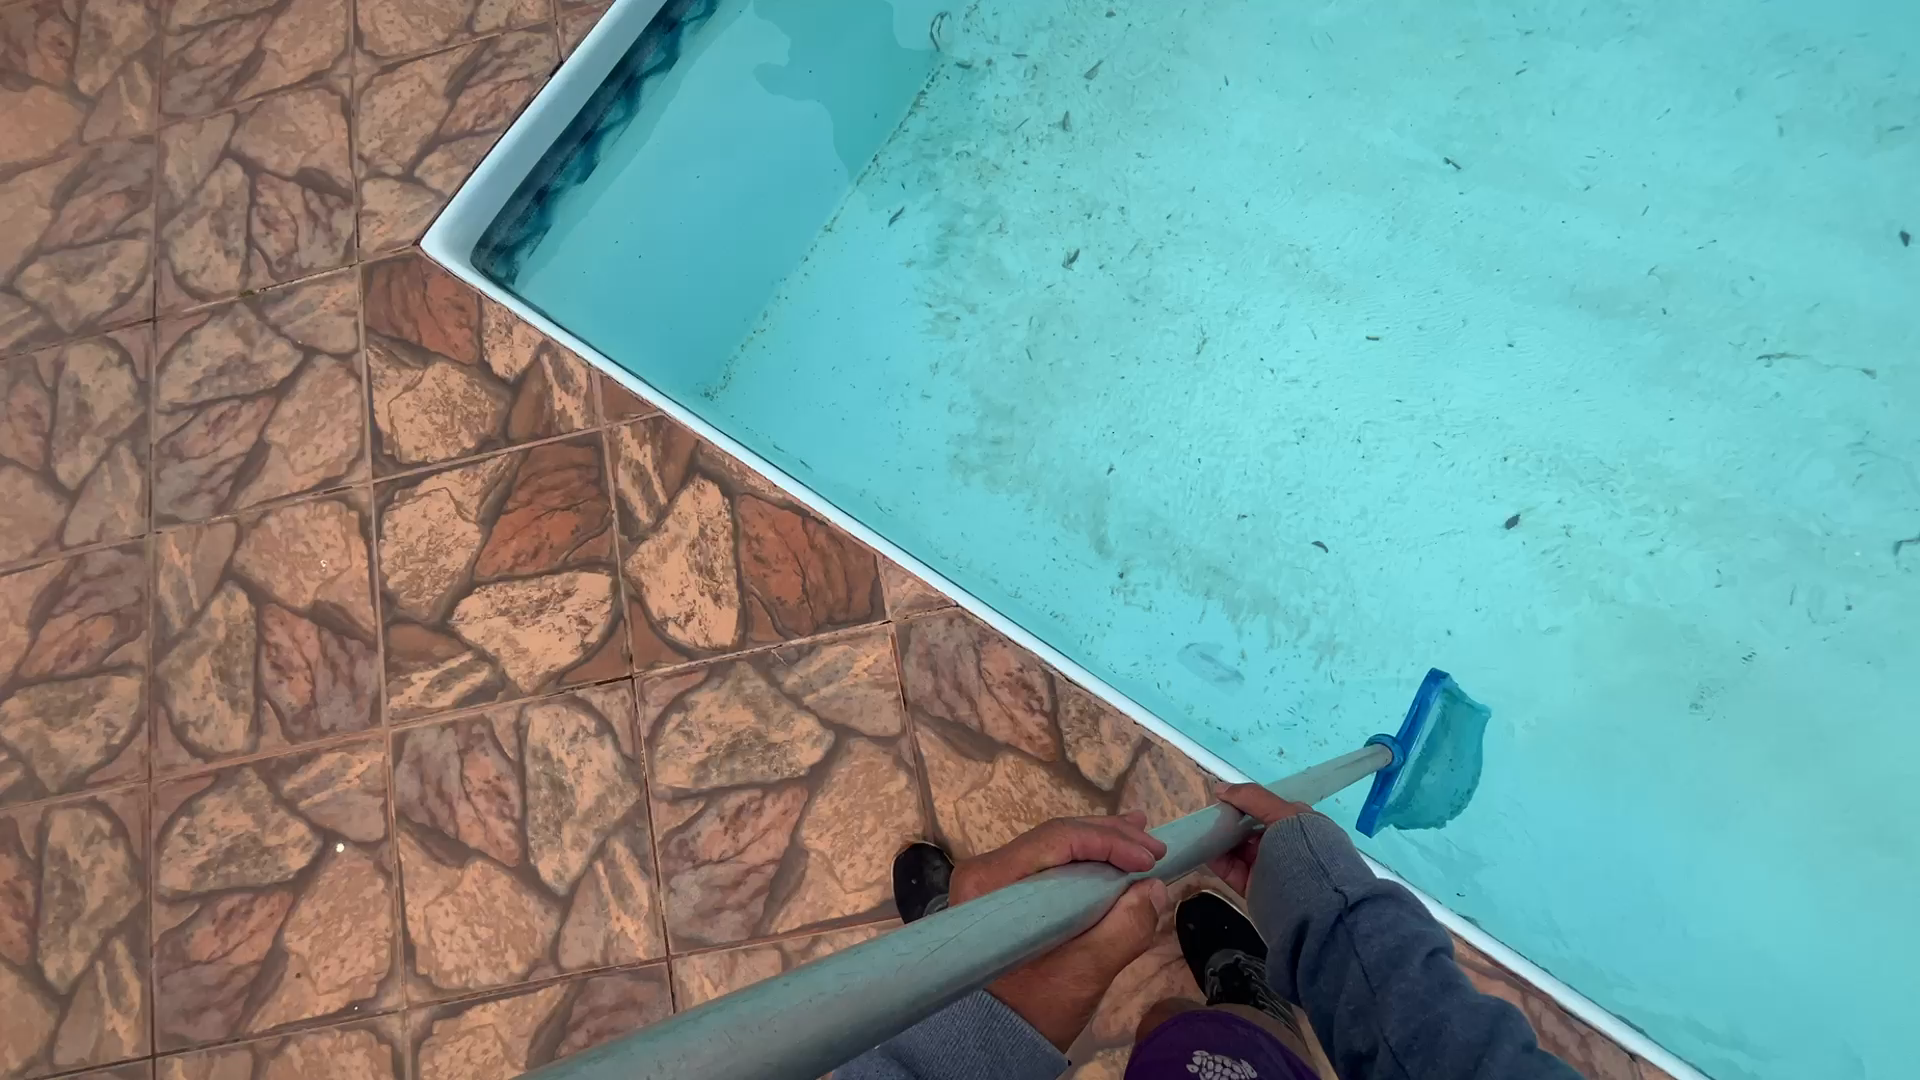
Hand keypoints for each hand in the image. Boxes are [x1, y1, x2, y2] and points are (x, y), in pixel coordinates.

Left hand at [948, 813, 1171, 1049]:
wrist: (994, 1040)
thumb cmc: (1033, 1010)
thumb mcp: (1083, 974)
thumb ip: (1124, 928)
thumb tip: (1155, 888)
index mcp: (991, 879)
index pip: (1057, 839)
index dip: (1109, 842)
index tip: (1151, 858)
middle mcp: (987, 867)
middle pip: (1057, 837)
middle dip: (1110, 837)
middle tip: (1155, 843)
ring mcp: (995, 877)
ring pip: (1056, 846)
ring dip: (1102, 843)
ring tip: (1141, 835)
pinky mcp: (1007, 889)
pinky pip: (1051, 863)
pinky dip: (1086, 859)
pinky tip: (1114, 853)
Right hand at [1207, 782, 1319, 894]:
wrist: (1316, 905)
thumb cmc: (1304, 850)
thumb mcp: (1284, 814)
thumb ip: (1252, 797)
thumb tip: (1220, 788)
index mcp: (1299, 826)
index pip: (1268, 808)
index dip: (1246, 802)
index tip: (1225, 798)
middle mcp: (1285, 846)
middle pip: (1250, 829)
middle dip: (1230, 820)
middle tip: (1211, 814)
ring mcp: (1269, 868)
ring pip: (1238, 848)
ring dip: (1221, 838)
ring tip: (1202, 828)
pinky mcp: (1255, 888)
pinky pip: (1231, 869)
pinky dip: (1217, 859)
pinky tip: (1204, 848)